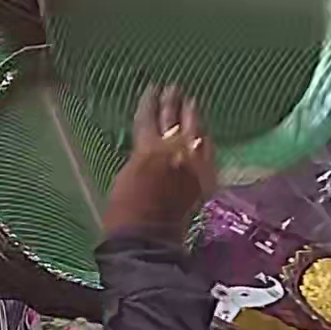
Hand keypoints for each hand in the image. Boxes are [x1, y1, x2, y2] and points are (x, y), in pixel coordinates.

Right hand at [103, 85, 215, 240]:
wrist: (147, 241)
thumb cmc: (123, 212)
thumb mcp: (124, 175)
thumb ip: (140, 155)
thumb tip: (150, 146)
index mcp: (148, 149)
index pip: (149, 116)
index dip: (150, 101)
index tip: (152, 88)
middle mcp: (175, 151)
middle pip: (175, 119)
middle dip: (174, 102)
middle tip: (174, 88)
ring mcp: (193, 165)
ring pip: (196, 132)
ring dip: (193, 116)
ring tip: (192, 103)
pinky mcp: (204, 179)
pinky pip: (207, 152)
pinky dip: (204, 140)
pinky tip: (203, 134)